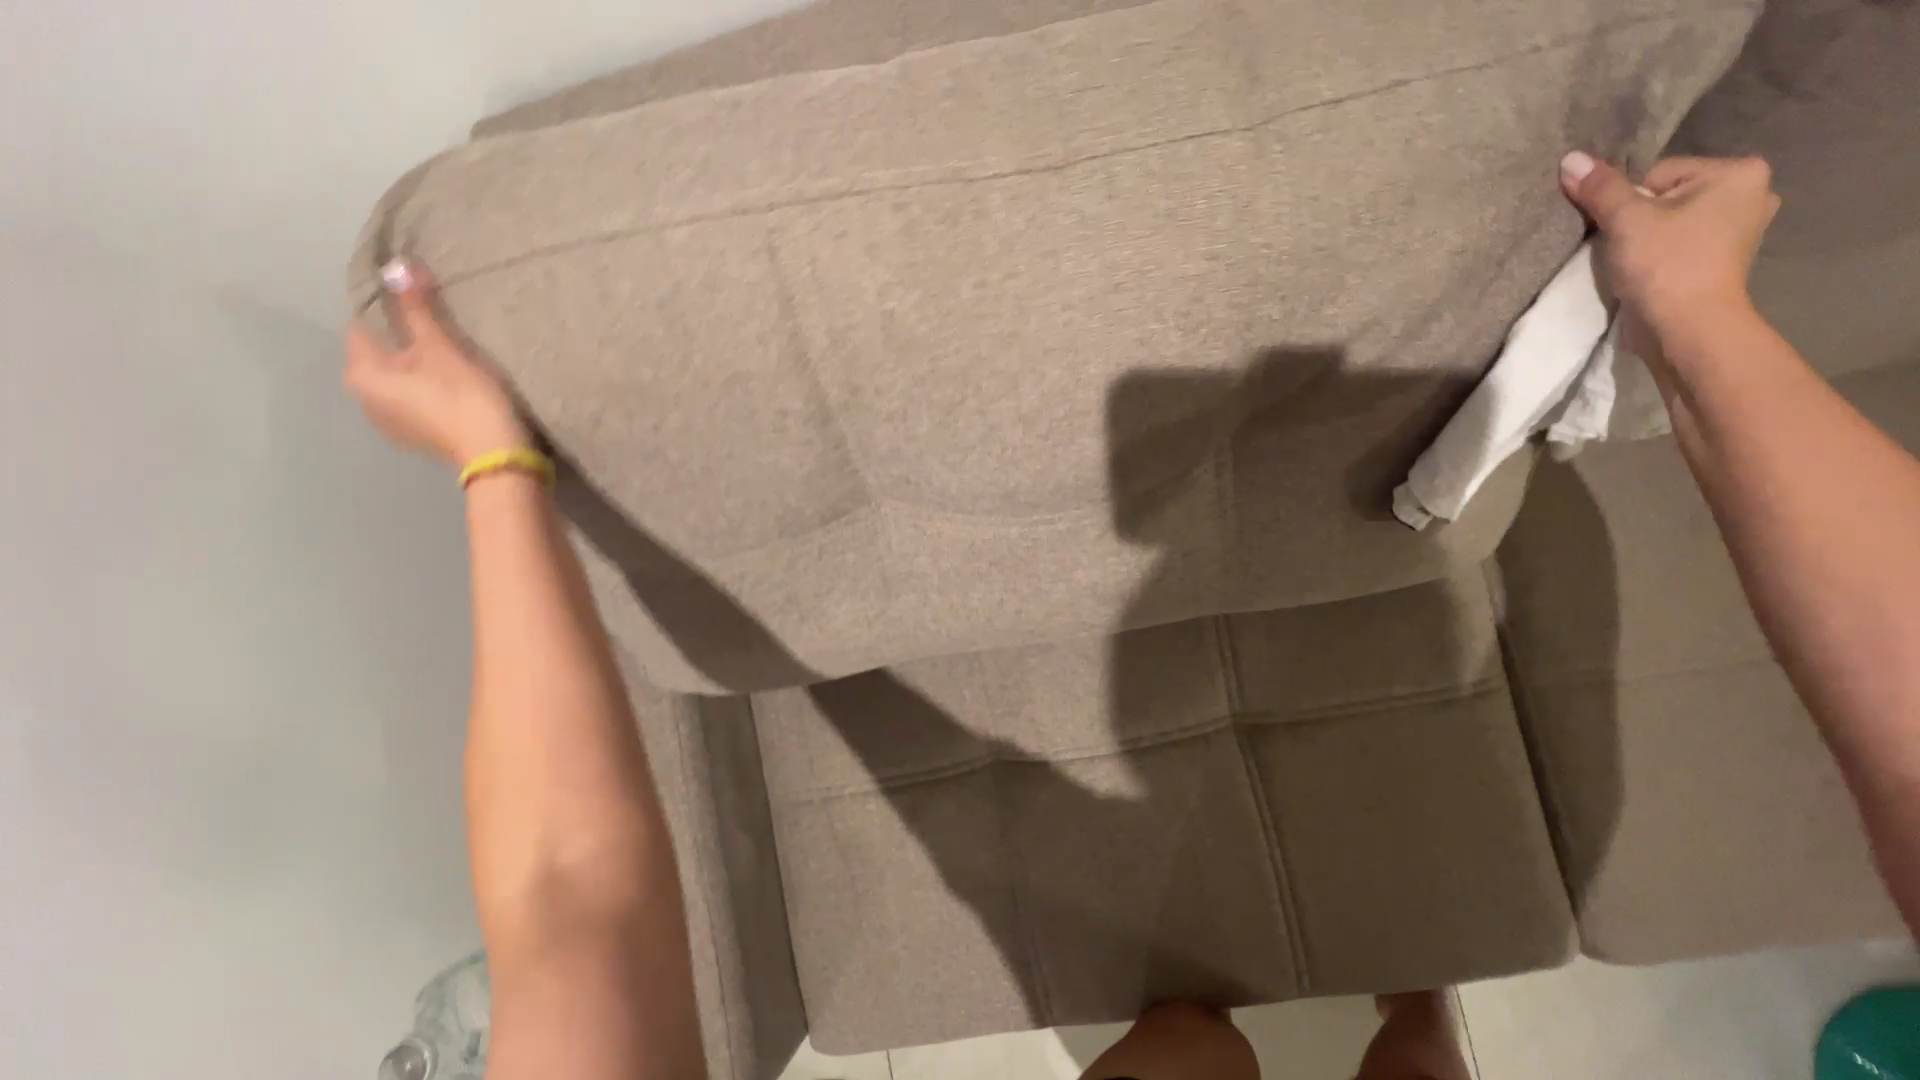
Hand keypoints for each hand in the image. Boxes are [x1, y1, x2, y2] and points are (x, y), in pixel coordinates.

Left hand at [345, 260, 529, 466]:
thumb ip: (417, 307)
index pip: (362, 326)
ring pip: (399, 381)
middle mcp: (365, 400)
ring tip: (450, 356)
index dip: (388, 309)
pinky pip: (415, 402)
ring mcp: (391, 424)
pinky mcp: (418, 438)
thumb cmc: (464, 397)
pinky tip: (454, 388)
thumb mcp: (441, 347)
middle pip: (382, 356)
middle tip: (441, 327)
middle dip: (404, 340)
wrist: (497, 457)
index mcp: (362, 374)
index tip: (417, 299)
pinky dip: (428, 391)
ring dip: (417, 368)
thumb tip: (396, 264)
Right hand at [1559, 150, 1780, 349]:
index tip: (1621, 230)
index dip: (1626, 203)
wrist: (1688, 326)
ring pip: (1673, 219)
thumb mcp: (1626, 221)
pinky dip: (1663, 252)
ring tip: (1636, 260)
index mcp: (1738, 171)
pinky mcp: (1728, 256)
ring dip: (1647, 236)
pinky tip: (1652, 269)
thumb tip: (1570, 158)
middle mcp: (1752, 191)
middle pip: (1666, 195)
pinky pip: (1683, 240)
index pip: (1657, 174)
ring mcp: (1744, 226)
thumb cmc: (1666, 264)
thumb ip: (1600, 188)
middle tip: (1626, 246)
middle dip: (1639, 218)